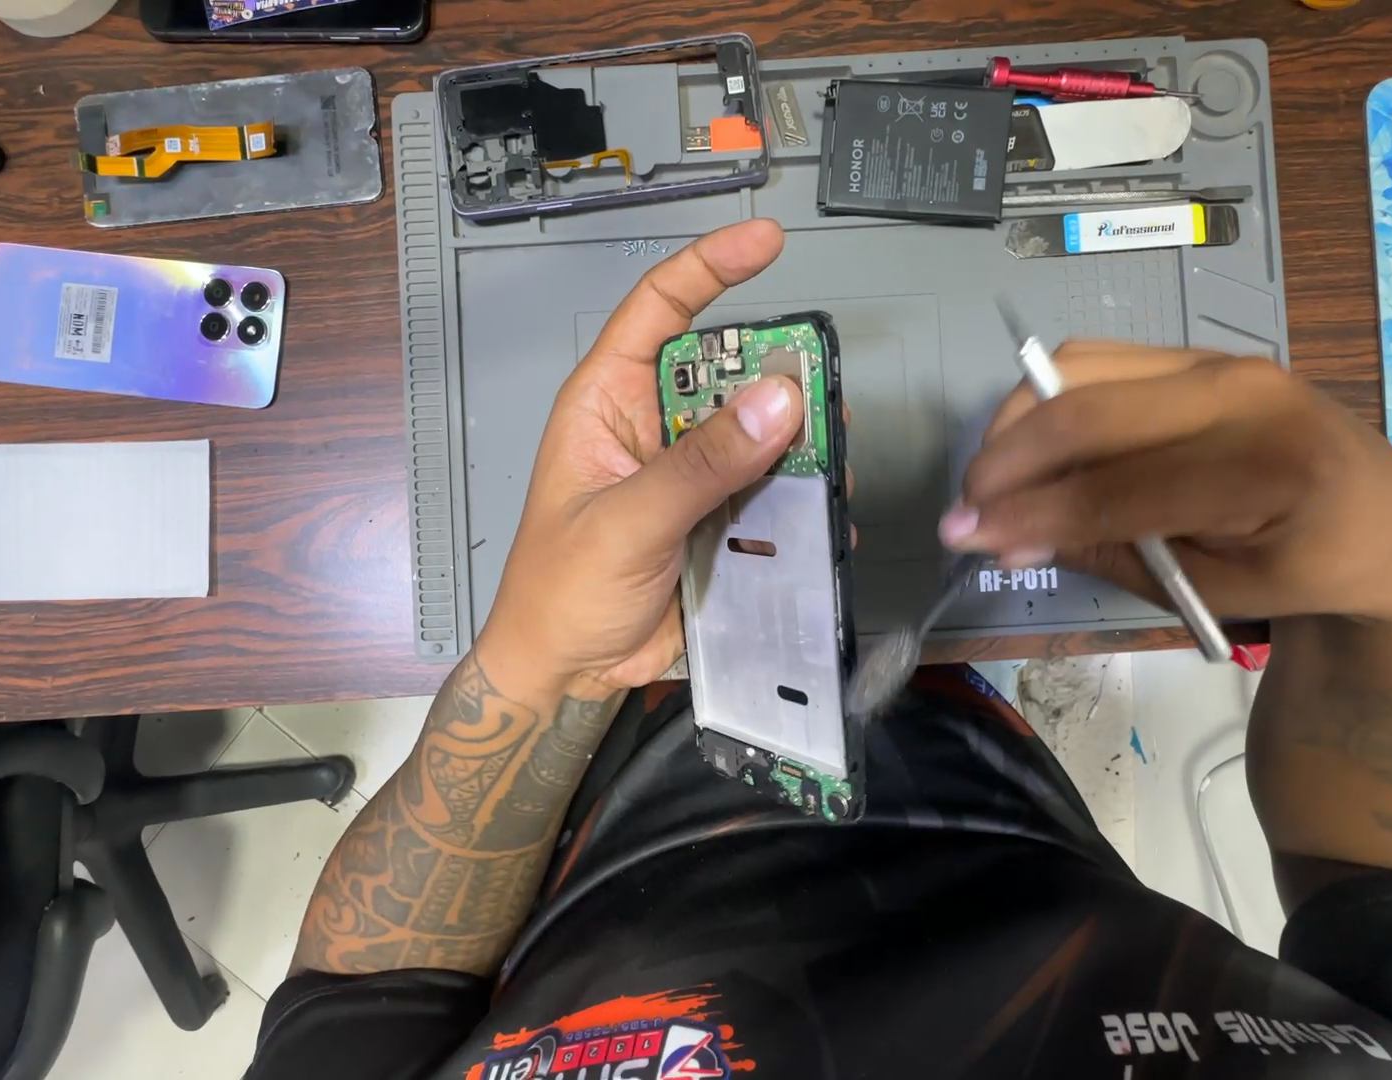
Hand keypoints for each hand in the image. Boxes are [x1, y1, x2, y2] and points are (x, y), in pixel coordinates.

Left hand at [477, 220, 802, 694]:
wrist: (572, 670)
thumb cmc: (562, 590)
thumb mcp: (626, 521)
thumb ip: (698, 466)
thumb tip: (775, 402)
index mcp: (609, 403)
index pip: (658, 311)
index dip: (709, 268)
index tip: (764, 241)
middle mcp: (653, 428)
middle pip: (727, 374)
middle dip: (775, 379)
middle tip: (819, 397)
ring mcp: (689, 474)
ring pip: (756, 433)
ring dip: (796, 443)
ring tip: (829, 461)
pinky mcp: (716, 517)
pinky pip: (768, 489)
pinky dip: (799, 496)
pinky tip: (823, 511)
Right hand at [939, 343, 1391, 623]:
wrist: (1383, 520)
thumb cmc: (1297, 571)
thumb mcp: (1199, 588)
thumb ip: (1096, 552)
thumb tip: (999, 537)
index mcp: (1266, 475)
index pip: (1113, 492)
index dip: (1026, 515)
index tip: (963, 536)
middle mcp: (1243, 398)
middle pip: (1084, 411)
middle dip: (1005, 459)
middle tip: (966, 504)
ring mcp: (1219, 363)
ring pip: (1078, 367)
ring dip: (1016, 420)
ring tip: (997, 473)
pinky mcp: (1196, 354)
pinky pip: (1094, 358)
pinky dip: (1045, 397)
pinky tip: (1034, 440)